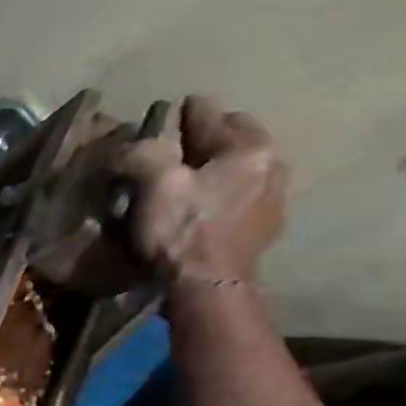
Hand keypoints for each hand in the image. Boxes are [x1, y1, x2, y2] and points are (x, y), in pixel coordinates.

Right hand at [118, 96, 288, 285]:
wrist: (207, 291)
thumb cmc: (183, 232)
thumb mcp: (154, 181)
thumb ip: (143, 151)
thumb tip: (132, 146)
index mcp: (252, 147)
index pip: (211, 113)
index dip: (178, 119)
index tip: (154, 129)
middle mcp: (273, 166)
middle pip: (227, 142)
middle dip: (198, 146)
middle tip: (164, 160)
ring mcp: (273, 202)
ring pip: (234, 173)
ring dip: (209, 175)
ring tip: (179, 189)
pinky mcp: (262, 232)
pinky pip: (236, 201)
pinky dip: (216, 200)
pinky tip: (195, 215)